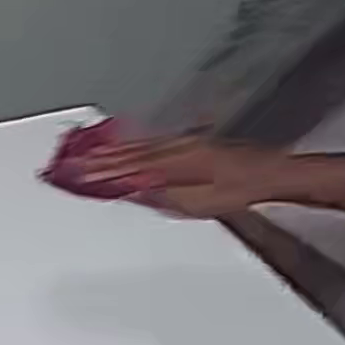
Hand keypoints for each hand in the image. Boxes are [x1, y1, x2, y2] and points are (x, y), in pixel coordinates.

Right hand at [81, 135, 289, 217]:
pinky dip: (132, 142)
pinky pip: (152, 141)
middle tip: (69, 161)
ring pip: (137, 145)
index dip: (95, 172)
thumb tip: (123, 190)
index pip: (123, 169)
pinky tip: (123, 142)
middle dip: (96, 158)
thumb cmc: (236, 191)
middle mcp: (174, 149)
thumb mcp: (189, 203)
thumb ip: (153, 194)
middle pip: (126, 154)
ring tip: (86, 151)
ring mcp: (183, 143)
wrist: (276, 175)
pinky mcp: (192, 143)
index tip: (70, 173)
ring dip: (110, 149)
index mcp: (170, 164)